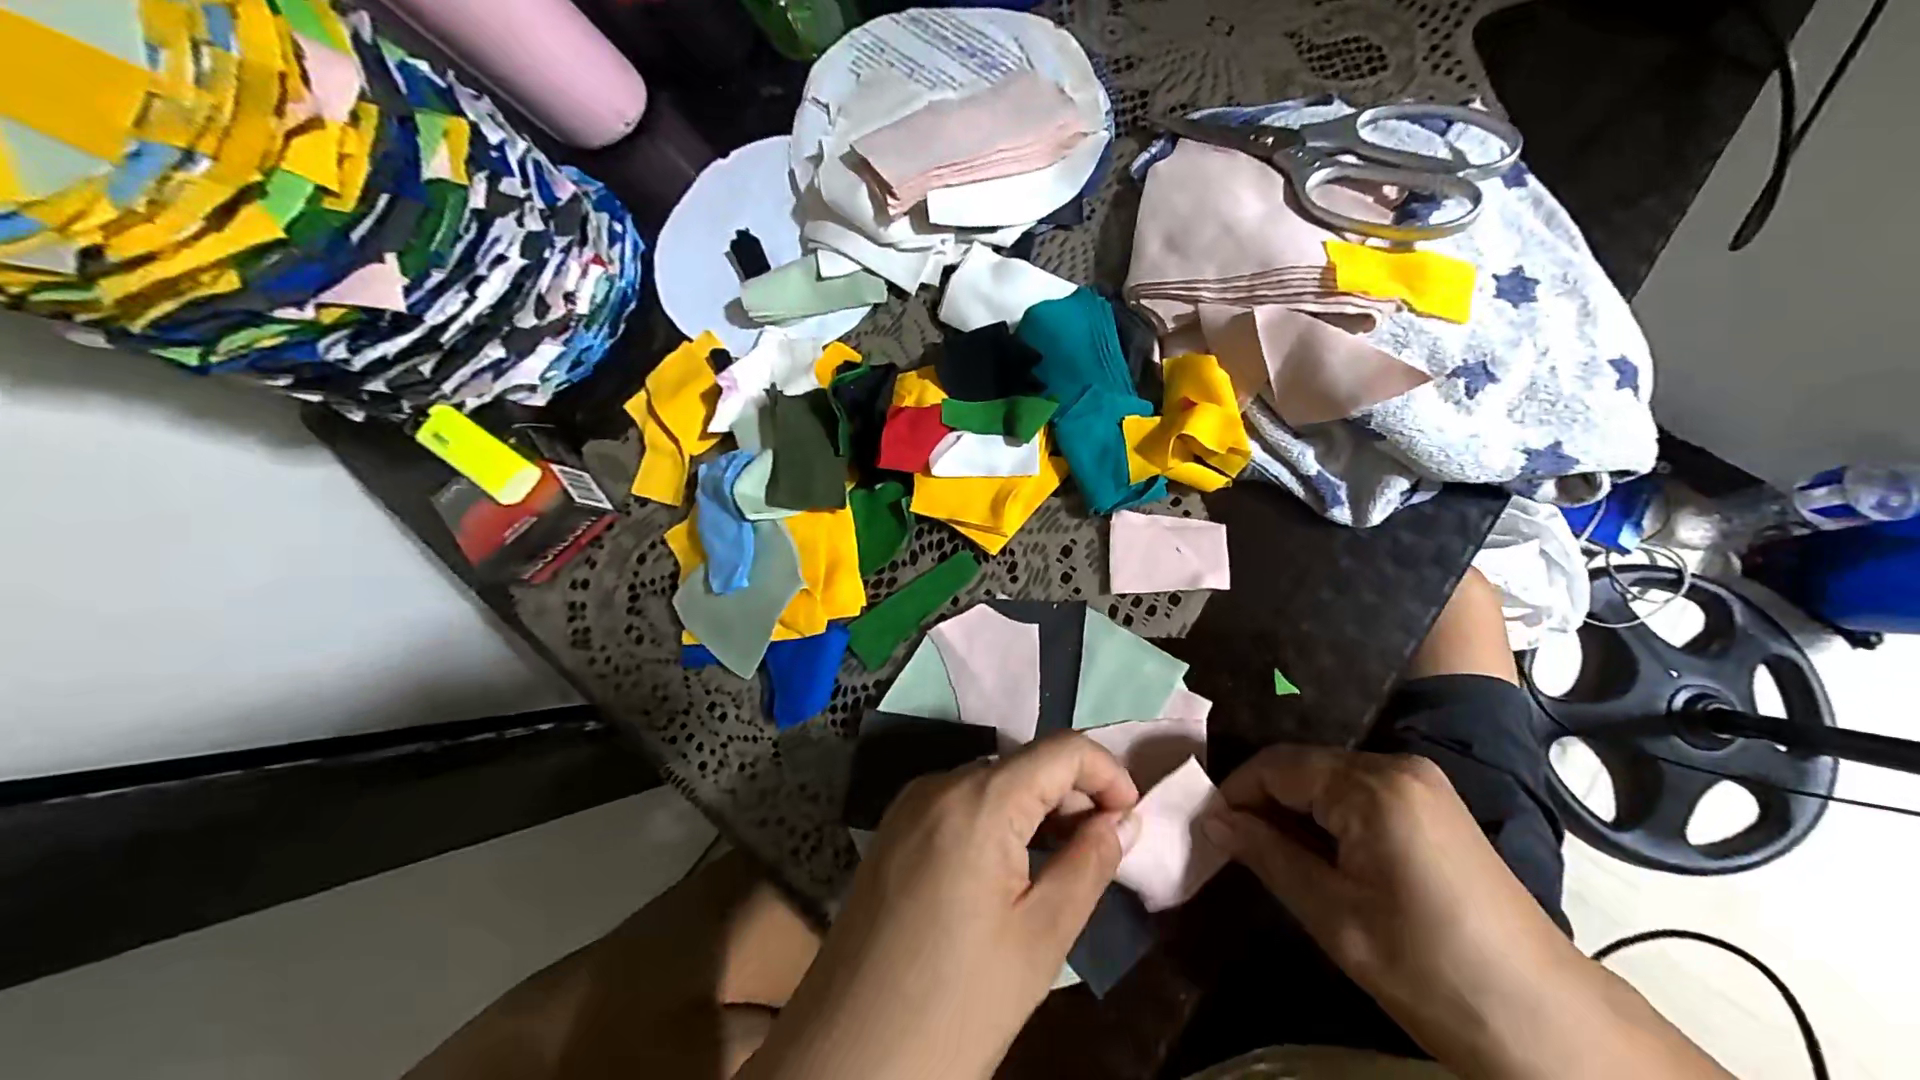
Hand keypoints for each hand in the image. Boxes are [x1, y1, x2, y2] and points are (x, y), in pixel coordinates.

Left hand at [739, 733, 1138, 1079]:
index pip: (1060, 750)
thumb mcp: (1042, 937)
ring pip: (991, 783)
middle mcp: (936, 785)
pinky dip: (998, 821)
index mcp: (976, 801)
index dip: (1107, 772)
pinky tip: (1012, 867)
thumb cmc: (958, 1003)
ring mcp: (907, 806)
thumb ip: (1090, 863)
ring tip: (1065, 860)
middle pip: (1023, 764)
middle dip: (1073, 794)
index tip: (1131, 817)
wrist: (849, 1058)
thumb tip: (1123, 820)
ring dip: (1037, 808)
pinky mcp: (892, 832)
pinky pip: (959, 805)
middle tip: (1104, 847)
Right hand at [1204, 746, 1731, 1079]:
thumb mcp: (1332, 915)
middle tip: (1233, 845)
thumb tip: (1211, 819)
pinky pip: (1357, 792)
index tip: (1207, 830)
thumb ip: (1266, 855)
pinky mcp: (1433, 803)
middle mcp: (1397, 766)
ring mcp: (1421, 782)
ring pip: (1327, 779)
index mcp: (1373, 787)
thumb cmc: (1429, 969)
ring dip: (1293, 811)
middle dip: (1263, 802)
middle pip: (1302, 767)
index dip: (1234, 793)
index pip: (1276, 766)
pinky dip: (1326, 817)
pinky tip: (1318, 854)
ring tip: (1270, 854)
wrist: (1546, 1021)